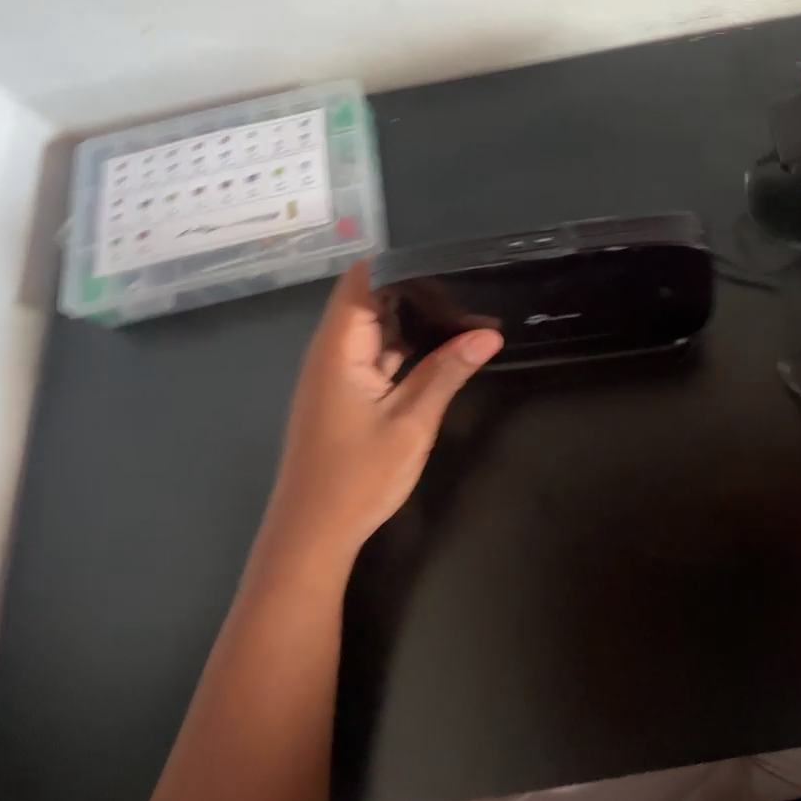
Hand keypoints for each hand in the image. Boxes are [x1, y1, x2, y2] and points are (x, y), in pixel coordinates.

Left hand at [264, 261, 501, 563]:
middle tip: (468, 292)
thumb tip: (489, 333)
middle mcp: (330, 353)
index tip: (447, 266)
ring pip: (373, 331)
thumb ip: (447, 372)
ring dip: (412, 324)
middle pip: (368, 301)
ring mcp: (334, 376)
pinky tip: (441, 355)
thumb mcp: (412, 422)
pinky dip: (403, 352)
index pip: (362, 280)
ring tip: (464, 318)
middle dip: (415, 293)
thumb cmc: (358, 476)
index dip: (400, 266)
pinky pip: (373, 357)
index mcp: (338, 348)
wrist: (312, 534)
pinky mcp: (342, 397)